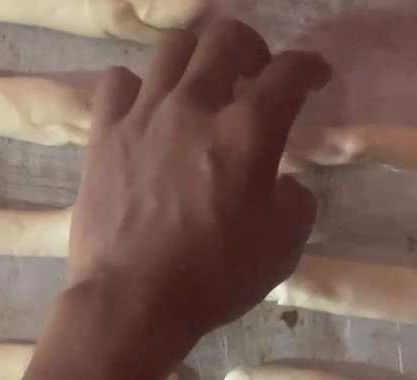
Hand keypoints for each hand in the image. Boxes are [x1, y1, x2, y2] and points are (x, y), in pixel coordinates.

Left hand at [68, 21, 329, 347]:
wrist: (131, 303)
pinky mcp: (103, 138)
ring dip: (194, 61)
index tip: (313, 80)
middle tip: (253, 76)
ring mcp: (144, 117)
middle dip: (250, 49)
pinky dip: (135, 89)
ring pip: (172, 50)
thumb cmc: (211, 282)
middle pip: (227, 39)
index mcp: (248, 131)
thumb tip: (285, 184)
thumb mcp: (281, 250)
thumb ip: (296, 204)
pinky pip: (117, 84)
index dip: (309, 69)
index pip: (289, 73)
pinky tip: (143, 112)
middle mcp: (196, 106)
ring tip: (197, 89)